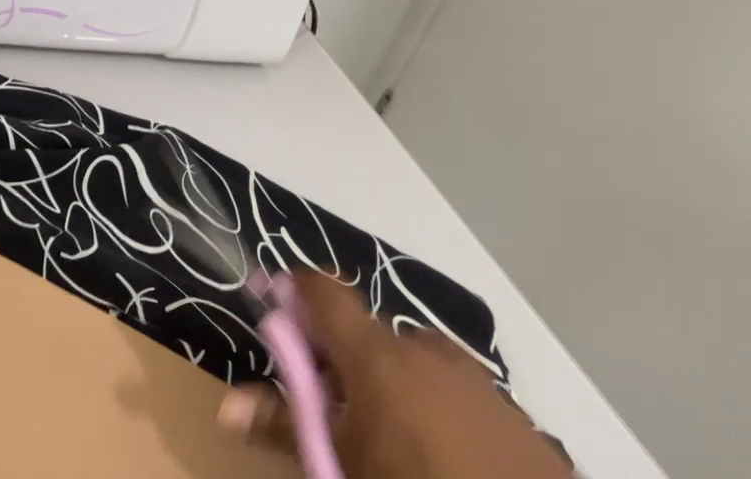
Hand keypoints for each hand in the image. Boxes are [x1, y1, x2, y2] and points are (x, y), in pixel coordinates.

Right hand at [217, 273, 573, 478]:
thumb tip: (226, 405)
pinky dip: (443, 414)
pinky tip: (444, 459)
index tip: (274, 310)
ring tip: (393, 440)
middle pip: (367, 334)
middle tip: (333, 408)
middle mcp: (427, 352)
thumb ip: (283, 425)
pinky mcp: (523, 422)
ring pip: (417, 366)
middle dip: (342, 360)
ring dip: (395, 385)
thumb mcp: (336, 462)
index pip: (322, 289)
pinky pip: (464, 399)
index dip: (293, 290)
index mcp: (375, 355)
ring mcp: (482, 384)